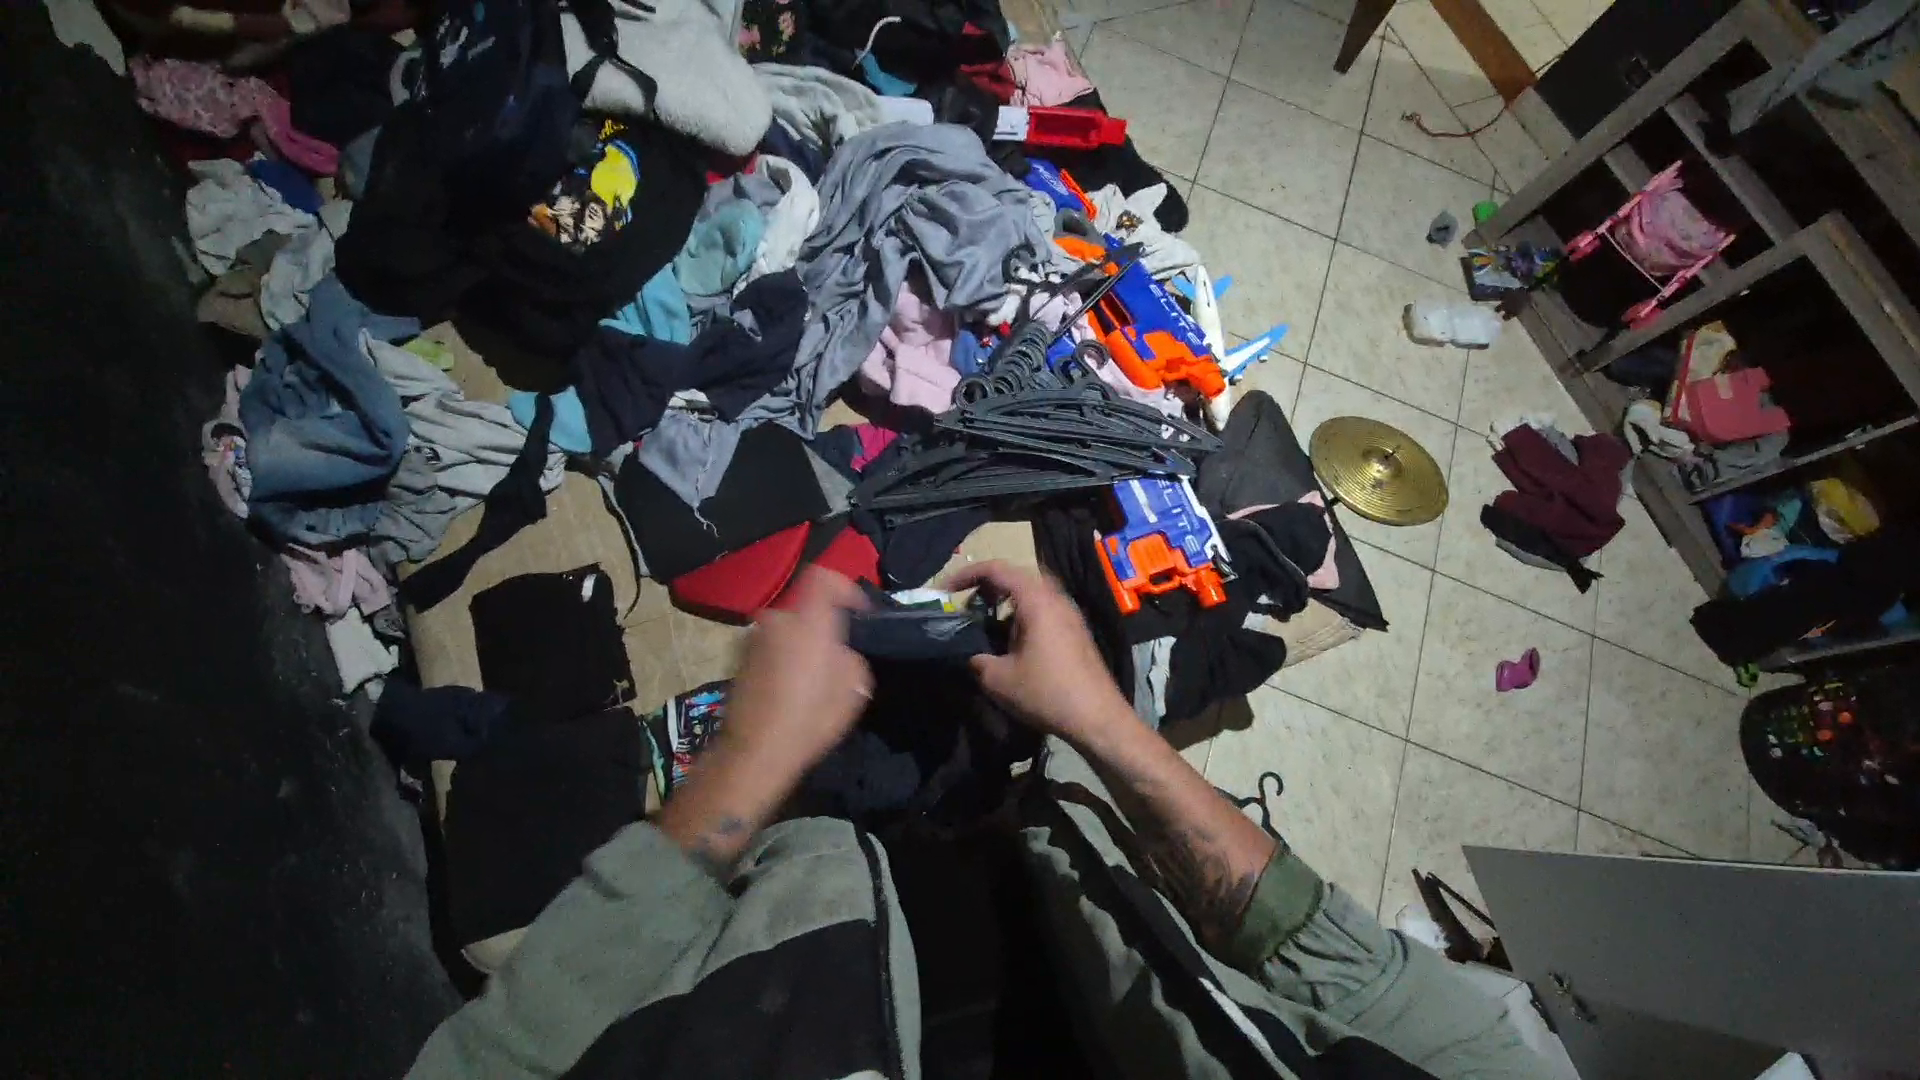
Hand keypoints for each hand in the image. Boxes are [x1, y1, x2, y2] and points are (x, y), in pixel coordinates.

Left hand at [657, 567, 870, 876]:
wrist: (755, 752)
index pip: (824, 575)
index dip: (845, 587)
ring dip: (801, 642)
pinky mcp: (738, 659)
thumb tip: (841, 650)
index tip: (858, 612)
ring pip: (787, 628)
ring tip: (813, 675)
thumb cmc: (810, 716)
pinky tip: (790, 688)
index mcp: (807, 619)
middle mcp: (776, 619)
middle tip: (837, 652)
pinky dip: (783, 657)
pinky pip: (771, 646)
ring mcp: (752, 638)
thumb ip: (851, 654)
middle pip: (805, 606)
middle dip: (822, 624)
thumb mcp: (855, 687)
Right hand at [944, 561, 1132, 743]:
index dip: (965, 574)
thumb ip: (976, 658)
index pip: (996, 569)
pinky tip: (1012, 642)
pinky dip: (1022, 615)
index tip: (945, 592)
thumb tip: (970, 653)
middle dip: (987, 585)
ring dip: (1006, 602)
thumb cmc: (1046, 693)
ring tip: (985, 623)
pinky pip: (1044, 610)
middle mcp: (1056, 598)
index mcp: (1036, 600)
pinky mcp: (1076, 632)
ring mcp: (1069, 614)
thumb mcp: (998, 679)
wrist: (1098, 718)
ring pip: (1032, 594)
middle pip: (1016, 576)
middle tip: (967, 604)